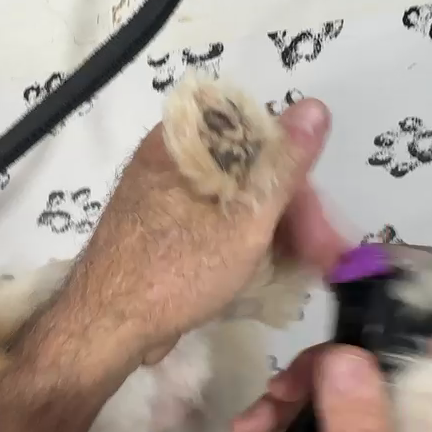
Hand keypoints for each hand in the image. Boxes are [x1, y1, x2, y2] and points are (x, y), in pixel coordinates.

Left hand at [54, 99, 334, 370]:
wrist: (106, 325)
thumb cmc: (176, 269)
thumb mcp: (243, 218)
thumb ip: (282, 164)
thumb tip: (315, 106)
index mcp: (184, 142)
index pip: (259, 138)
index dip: (298, 178)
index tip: (324, 222)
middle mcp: (170, 160)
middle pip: (248, 171)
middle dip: (293, 214)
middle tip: (324, 259)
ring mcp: (160, 196)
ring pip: (233, 201)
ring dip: (274, 231)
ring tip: (304, 271)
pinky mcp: (157, 228)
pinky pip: (211, 223)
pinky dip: (242, 242)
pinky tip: (268, 271)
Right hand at [234, 338, 431, 431]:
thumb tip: (343, 351)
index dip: (388, 321)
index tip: (328, 318)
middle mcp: (430, 429)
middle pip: (374, 365)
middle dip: (317, 373)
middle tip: (271, 400)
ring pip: (346, 390)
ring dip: (294, 400)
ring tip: (247, 431)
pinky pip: (335, 420)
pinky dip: (294, 424)